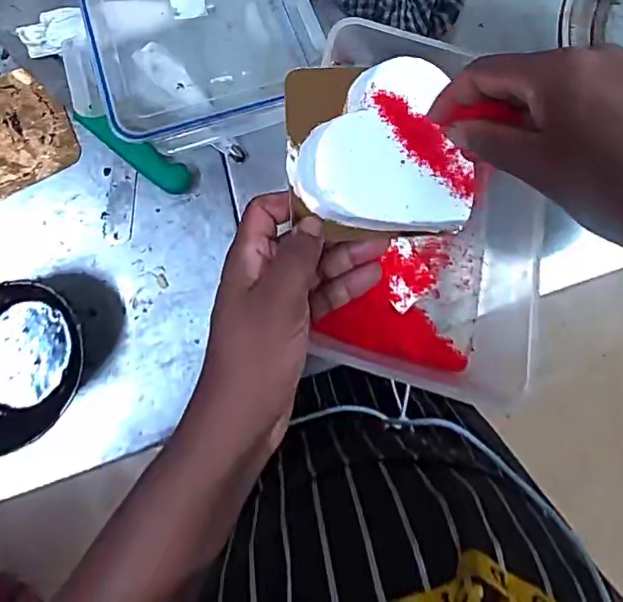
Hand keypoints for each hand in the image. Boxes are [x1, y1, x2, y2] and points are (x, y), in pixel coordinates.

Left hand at [187, 193, 385, 457]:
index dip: (293, 202)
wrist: (242, 421)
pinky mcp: (293, 324)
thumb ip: (297, 256)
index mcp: (248, 259)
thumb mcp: (279, 298)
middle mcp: (262, 274)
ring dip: (344, 258)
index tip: (330, 200)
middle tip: (370, 225)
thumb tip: (313, 222)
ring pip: (313, 269)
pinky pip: (319, 296)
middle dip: (332, 232)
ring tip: (380, 247)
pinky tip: (369, 278)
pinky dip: (342, 287)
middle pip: (297, 240)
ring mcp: (278, 300)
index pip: (265, 212)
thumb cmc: (255, 355)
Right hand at [428, 47, 622, 292]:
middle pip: (518, 75)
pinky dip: (556, 117)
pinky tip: (564, 152)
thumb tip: (458, 127)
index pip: (485, 71)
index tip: (435, 131)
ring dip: (522, 115)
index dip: (453, 99)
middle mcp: (590, 55)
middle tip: (474, 152)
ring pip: (550, 86)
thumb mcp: (546, 171)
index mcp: (560, 69)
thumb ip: (492, 142)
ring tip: (517, 158)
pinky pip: (583, 94)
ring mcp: (622, 70)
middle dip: (488, 109)